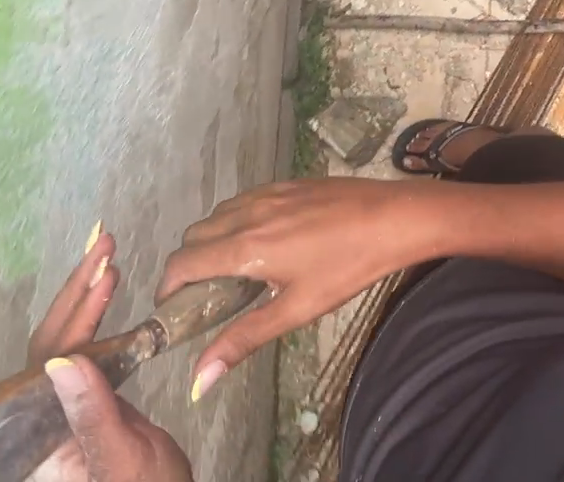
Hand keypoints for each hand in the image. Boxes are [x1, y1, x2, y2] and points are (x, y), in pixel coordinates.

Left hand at [25, 228, 191, 481]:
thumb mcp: (117, 461)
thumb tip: (62, 361)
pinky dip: (100, 316)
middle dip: (77, 291)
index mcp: (34, 437)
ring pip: (67, 342)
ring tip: (109, 254)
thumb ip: (91, 413)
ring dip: (87, 295)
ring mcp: (66, 408)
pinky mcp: (91, 403)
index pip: (46, 363)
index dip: (75, 316)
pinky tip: (113, 291)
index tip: (106, 274)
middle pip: (50, 344)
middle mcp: (40, 419)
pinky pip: (89, 351)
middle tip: (104, 242)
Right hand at [157, 178, 441, 396]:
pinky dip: (238, 218)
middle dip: (189, 263)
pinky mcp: (290, 182)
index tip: (176, 309)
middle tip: (210, 294)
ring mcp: (271, 192)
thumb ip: (243, 339)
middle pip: (195, 234)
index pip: (182, 261)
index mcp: (246, 246)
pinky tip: (266, 239)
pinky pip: (246, 198)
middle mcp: (249, 212)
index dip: (168, 287)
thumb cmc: (348, 267)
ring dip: (213, 238)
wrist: (394, 217)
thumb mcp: (297, 309)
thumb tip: (197, 381)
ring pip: (220, 212)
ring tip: (238, 269)